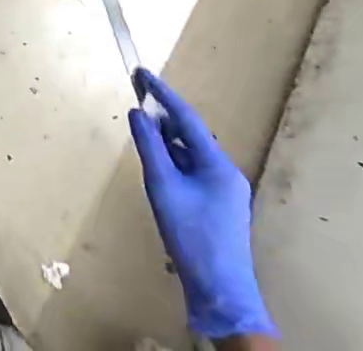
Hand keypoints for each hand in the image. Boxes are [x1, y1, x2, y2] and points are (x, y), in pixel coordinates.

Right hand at [128, 68, 277, 339]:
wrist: (220, 290)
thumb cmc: (190, 234)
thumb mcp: (162, 185)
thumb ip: (148, 145)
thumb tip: (137, 112)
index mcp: (217, 164)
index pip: (186, 117)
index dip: (162, 92)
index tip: (141, 72)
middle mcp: (226, 172)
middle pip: (189, 134)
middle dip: (162, 120)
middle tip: (136, 109)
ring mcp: (225, 190)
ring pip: (189, 154)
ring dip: (166, 144)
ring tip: (143, 145)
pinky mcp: (219, 206)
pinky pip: (192, 171)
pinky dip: (173, 163)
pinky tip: (157, 173)